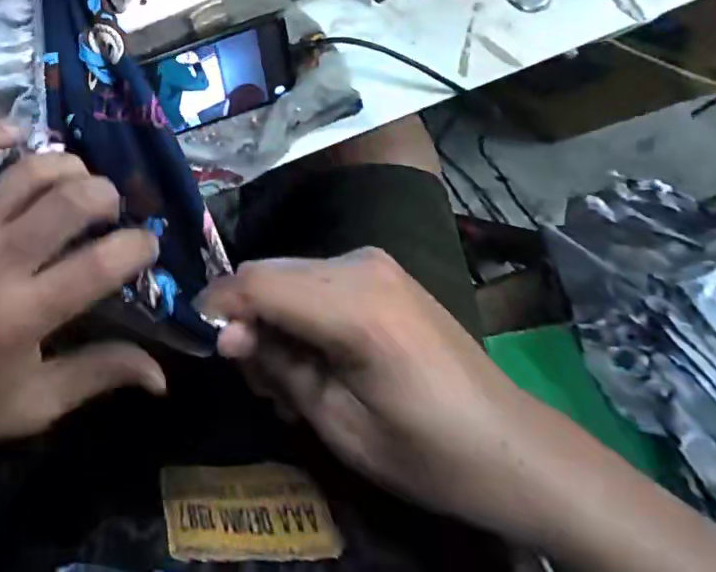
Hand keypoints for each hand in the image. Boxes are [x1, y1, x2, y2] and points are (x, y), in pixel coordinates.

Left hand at [0, 124, 165, 462]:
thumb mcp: (36, 403)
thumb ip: (100, 375)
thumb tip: (162, 374)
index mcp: (25, 313)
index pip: (102, 264)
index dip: (139, 246)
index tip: (147, 246)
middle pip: (70, 201)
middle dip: (107, 196)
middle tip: (111, 211)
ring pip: (27, 172)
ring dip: (66, 167)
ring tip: (77, 182)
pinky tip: (16, 138)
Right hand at [198, 249, 543, 532]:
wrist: (514, 446)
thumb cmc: (428, 453)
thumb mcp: (340, 424)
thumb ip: (278, 366)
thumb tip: (227, 334)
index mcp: (356, 306)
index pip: (257, 282)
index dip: (219, 307)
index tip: (201, 342)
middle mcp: (361, 265)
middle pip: (268, 271)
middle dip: (243, 314)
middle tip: (245, 371)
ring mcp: (373, 261)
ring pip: (288, 272)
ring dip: (269, 313)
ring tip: (280, 374)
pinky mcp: (380, 269)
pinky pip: (314, 277)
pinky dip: (296, 308)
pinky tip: (309, 352)